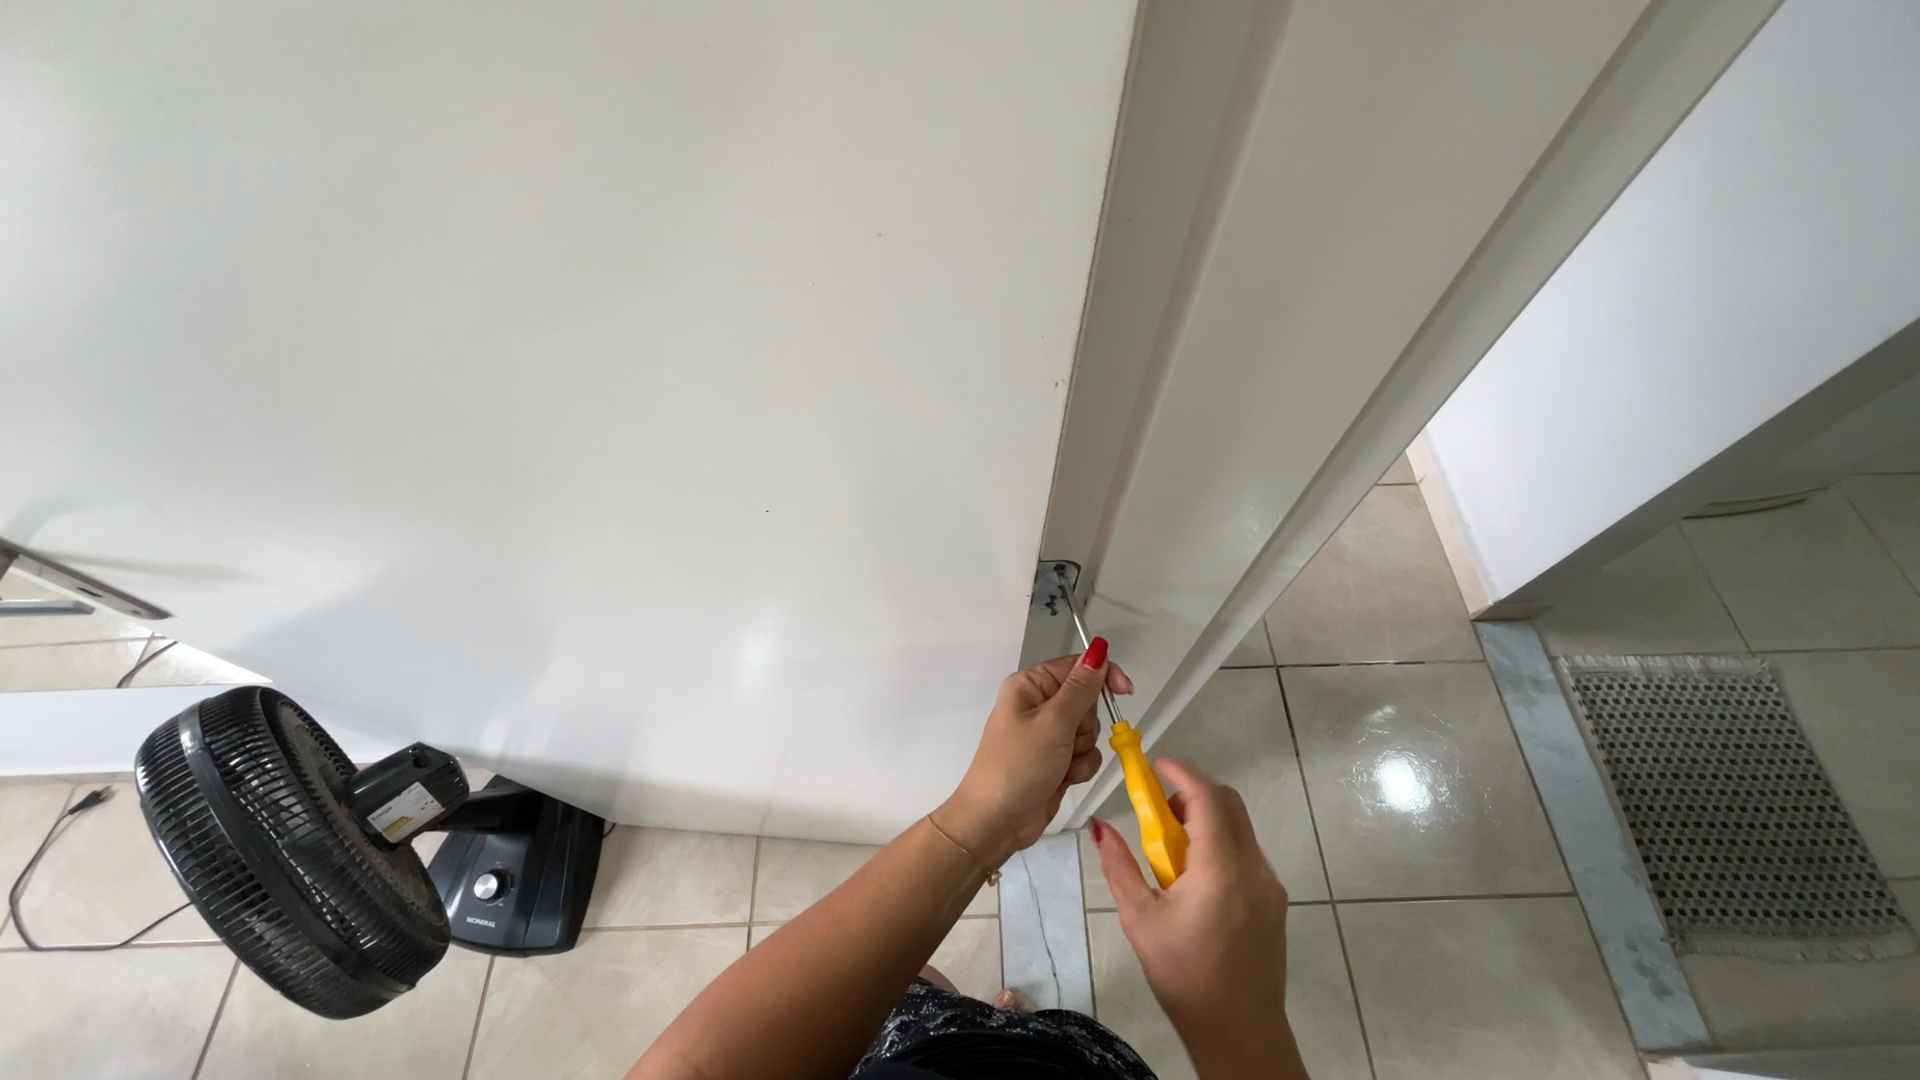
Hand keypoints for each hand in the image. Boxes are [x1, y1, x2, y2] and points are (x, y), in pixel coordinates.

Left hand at [936, 641, 1132, 865]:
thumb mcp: (1053, 722)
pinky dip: (1080, 767)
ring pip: (1090, 731)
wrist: (997, 821)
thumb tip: (1099, 650)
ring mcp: (1048, 734)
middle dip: (1086, 724)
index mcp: (1030, 686)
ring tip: (1061, 764)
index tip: (1124, 692)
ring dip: (1083, 750)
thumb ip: (1081, 688)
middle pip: (1087, 701)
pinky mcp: (1056, 760)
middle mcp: (1038, 705)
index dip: (1102, 676)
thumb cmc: (1018, 765)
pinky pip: (1085, 754)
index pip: (1076, 667)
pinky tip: (1063, 779)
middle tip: (1067, 739)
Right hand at [1089, 758, 1303, 1078]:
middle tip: (1158, 810)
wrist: (1240, 1032)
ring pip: (1240, 828)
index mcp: (1220, 868)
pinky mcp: (1274, 901)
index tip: (1156, 764)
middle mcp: (1253, 867)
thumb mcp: (1140, 918)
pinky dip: (1220, 844)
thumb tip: (1098, 825)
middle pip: (1228, 805)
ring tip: (1171, 851)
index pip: (1207, 798)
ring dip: (1206, 819)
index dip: (1182, 773)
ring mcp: (1269, 884)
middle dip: (1192, 793)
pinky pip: (1247, 853)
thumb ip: (1119, 865)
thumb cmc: (1183, 974)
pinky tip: (1195, 879)